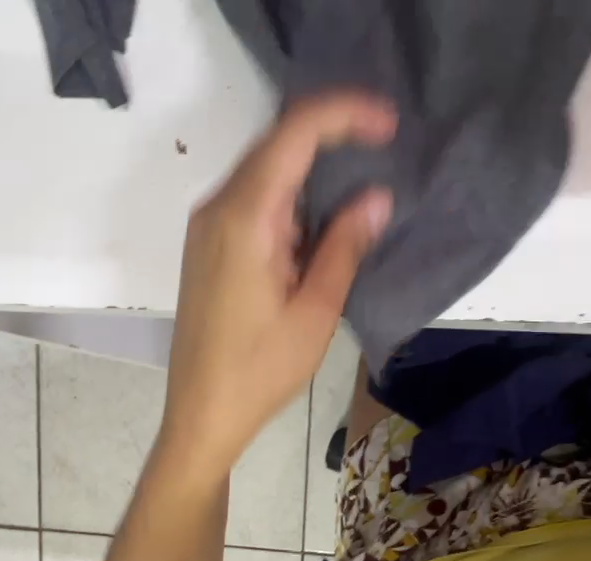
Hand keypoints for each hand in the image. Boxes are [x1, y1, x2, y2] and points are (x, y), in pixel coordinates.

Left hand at [160, 93, 394, 470]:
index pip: (294, 132)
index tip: (389, 125)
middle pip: (275, 144)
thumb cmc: (259, 372)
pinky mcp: (205, 248)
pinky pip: (250, 201)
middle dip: (330, 138)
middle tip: (382, 147)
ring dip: (309, 172)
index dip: (346, 114)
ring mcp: (205, 228)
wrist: (201, 416)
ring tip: (357, 187)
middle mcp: (216, 209)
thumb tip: (376, 197)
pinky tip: (317, 223)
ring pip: (262, 172)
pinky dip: (287, 199)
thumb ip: (344, 246)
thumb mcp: (315, 312)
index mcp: (245, 218)